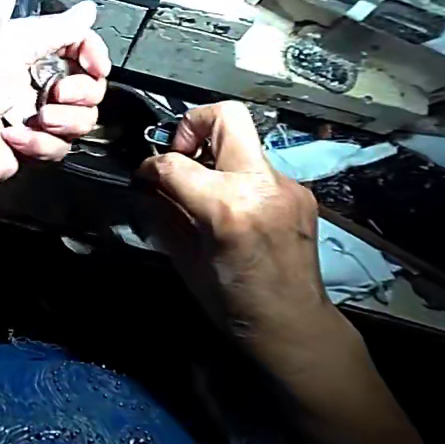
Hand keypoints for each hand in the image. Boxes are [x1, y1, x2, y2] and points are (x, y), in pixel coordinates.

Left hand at [0, 3, 110, 197]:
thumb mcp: (3, 43)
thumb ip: (52, 28)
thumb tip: (88, 10)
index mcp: (21, 47)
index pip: (74, 43)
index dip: (91, 53)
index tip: (95, 66)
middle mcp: (29, 79)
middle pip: (86, 84)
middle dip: (80, 91)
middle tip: (54, 96)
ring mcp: (29, 115)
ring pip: (79, 118)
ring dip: (64, 121)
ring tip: (36, 121)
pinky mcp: (27, 148)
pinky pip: (59, 147)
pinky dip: (41, 145)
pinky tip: (13, 141)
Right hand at [137, 102, 353, 369]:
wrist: (293, 327)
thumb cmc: (234, 304)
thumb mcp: (184, 259)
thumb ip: (164, 213)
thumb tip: (148, 185)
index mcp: (229, 207)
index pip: (175, 163)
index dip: (150, 167)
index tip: (145, 176)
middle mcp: (263, 186)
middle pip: (226, 116)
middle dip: (192, 125)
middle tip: (180, 154)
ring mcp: (287, 185)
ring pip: (243, 141)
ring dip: (216, 154)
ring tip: (203, 185)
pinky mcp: (299, 192)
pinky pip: (258, 167)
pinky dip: (236, 176)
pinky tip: (229, 204)